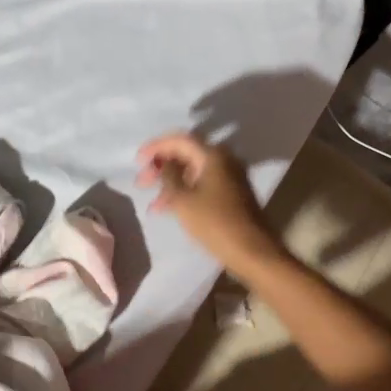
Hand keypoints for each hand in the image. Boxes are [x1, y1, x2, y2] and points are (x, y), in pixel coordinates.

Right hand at [137, 133, 286, 279]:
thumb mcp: (183, 200)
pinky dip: (184, 191)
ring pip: (193, 171)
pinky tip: (169, 208)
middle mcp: (223, 159)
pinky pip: (202, 183)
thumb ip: (169, 175)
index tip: (137, 161)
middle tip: (142, 182)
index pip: (179, 139)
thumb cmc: (215, 223)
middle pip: (186, 153)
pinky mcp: (231, 192)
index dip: (155, 147)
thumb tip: (164, 162)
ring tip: (153, 204)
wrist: (253, 251)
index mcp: (212, 155)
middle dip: (161, 166)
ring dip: (171, 182)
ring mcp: (229, 175)